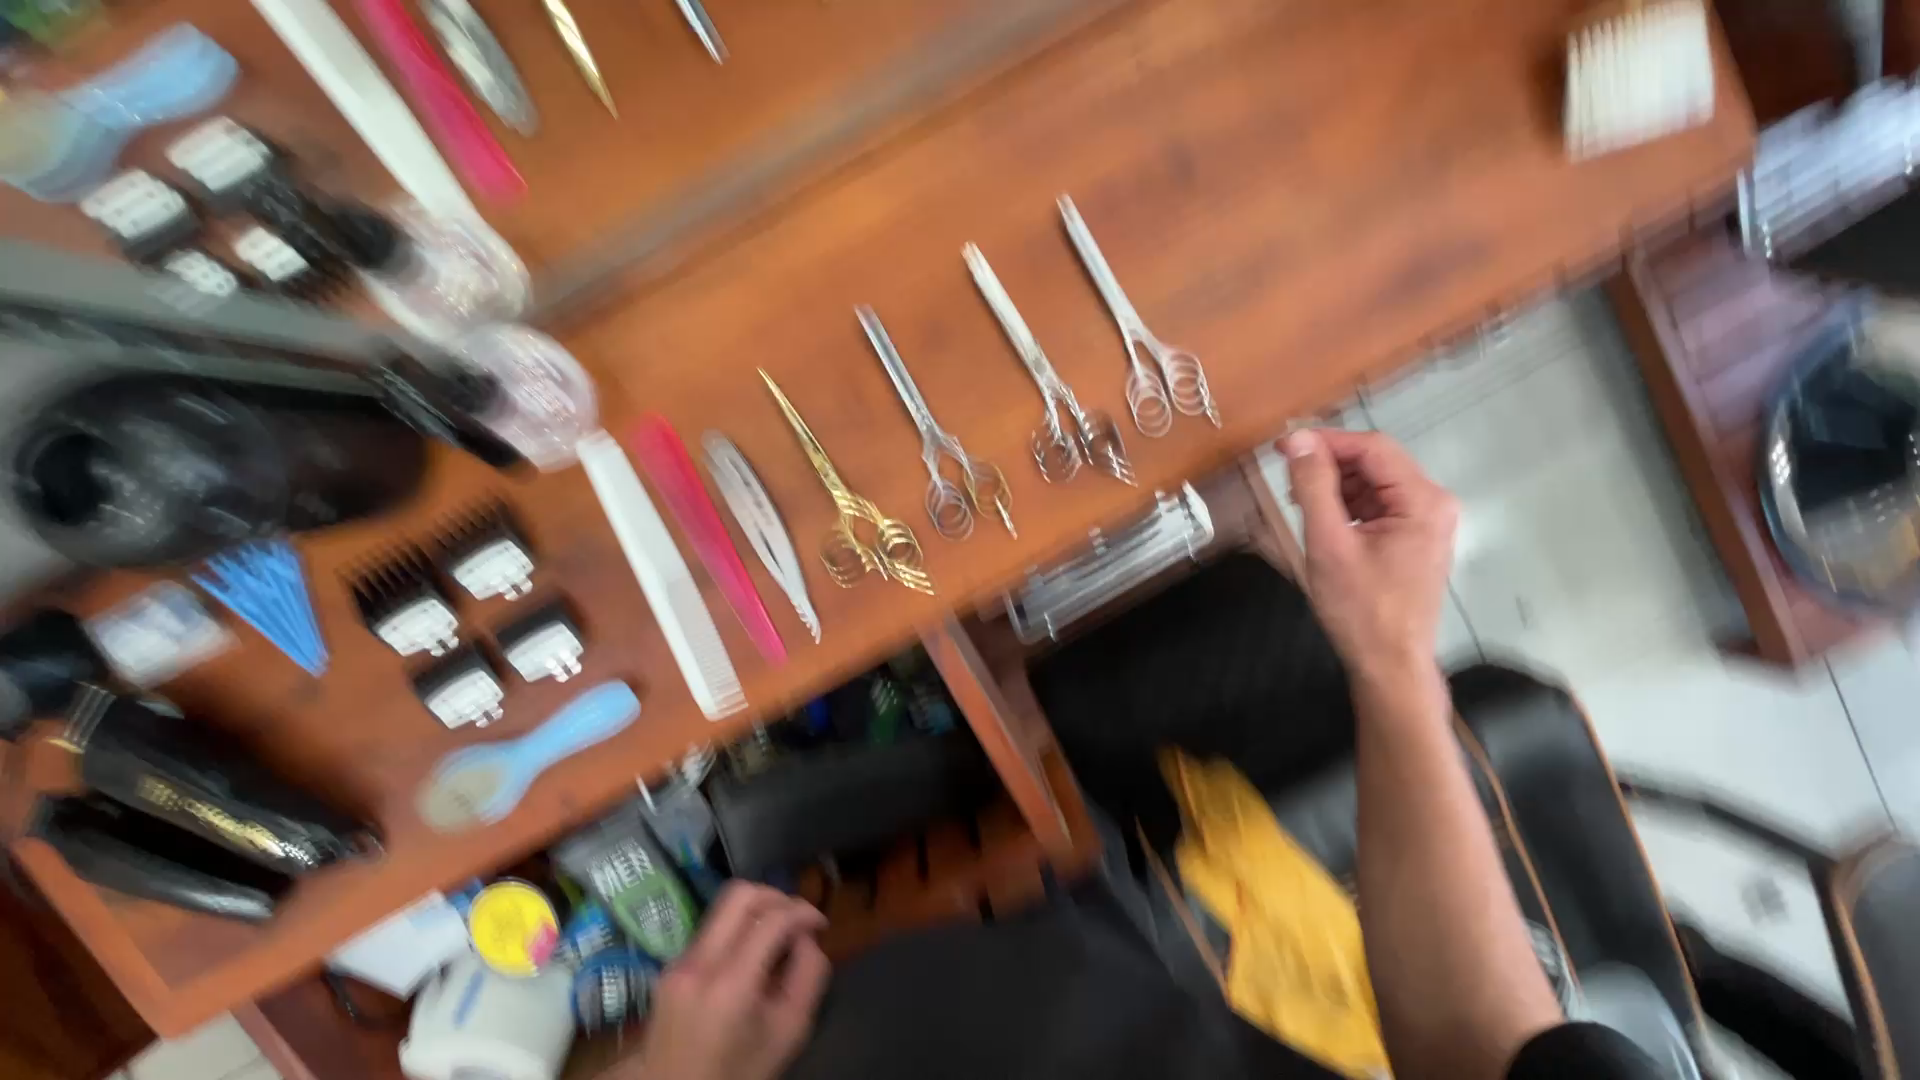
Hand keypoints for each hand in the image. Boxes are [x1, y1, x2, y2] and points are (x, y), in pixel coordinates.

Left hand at [630, 883, 830, 1079]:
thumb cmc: (739, 1072)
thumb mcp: (790, 1032)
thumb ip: (809, 975)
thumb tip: (806, 937)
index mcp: (730, 984)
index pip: (772, 919)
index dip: (803, 911)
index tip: (820, 923)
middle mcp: (698, 963)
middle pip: (740, 894)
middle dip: (777, 896)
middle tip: (796, 919)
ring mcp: (678, 963)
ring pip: (723, 908)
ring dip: (756, 911)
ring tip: (776, 937)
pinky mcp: (669, 967)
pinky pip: (710, 930)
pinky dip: (737, 930)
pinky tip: (750, 957)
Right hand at [1281, 428, 1457, 683]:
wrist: (1389, 664)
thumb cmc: (1359, 608)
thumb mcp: (1328, 543)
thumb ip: (1313, 486)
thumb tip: (1297, 441)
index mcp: (1423, 501)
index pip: (1372, 448)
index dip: (1326, 441)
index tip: (1282, 447)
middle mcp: (1433, 504)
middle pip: (1375, 463)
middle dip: (1329, 466)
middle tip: (1286, 482)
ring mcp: (1426, 523)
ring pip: (1374, 485)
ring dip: (1335, 487)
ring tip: (1299, 505)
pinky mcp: (1414, 540)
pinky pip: (1377, 507)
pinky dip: (1347, 507)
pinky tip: (1321, 522)